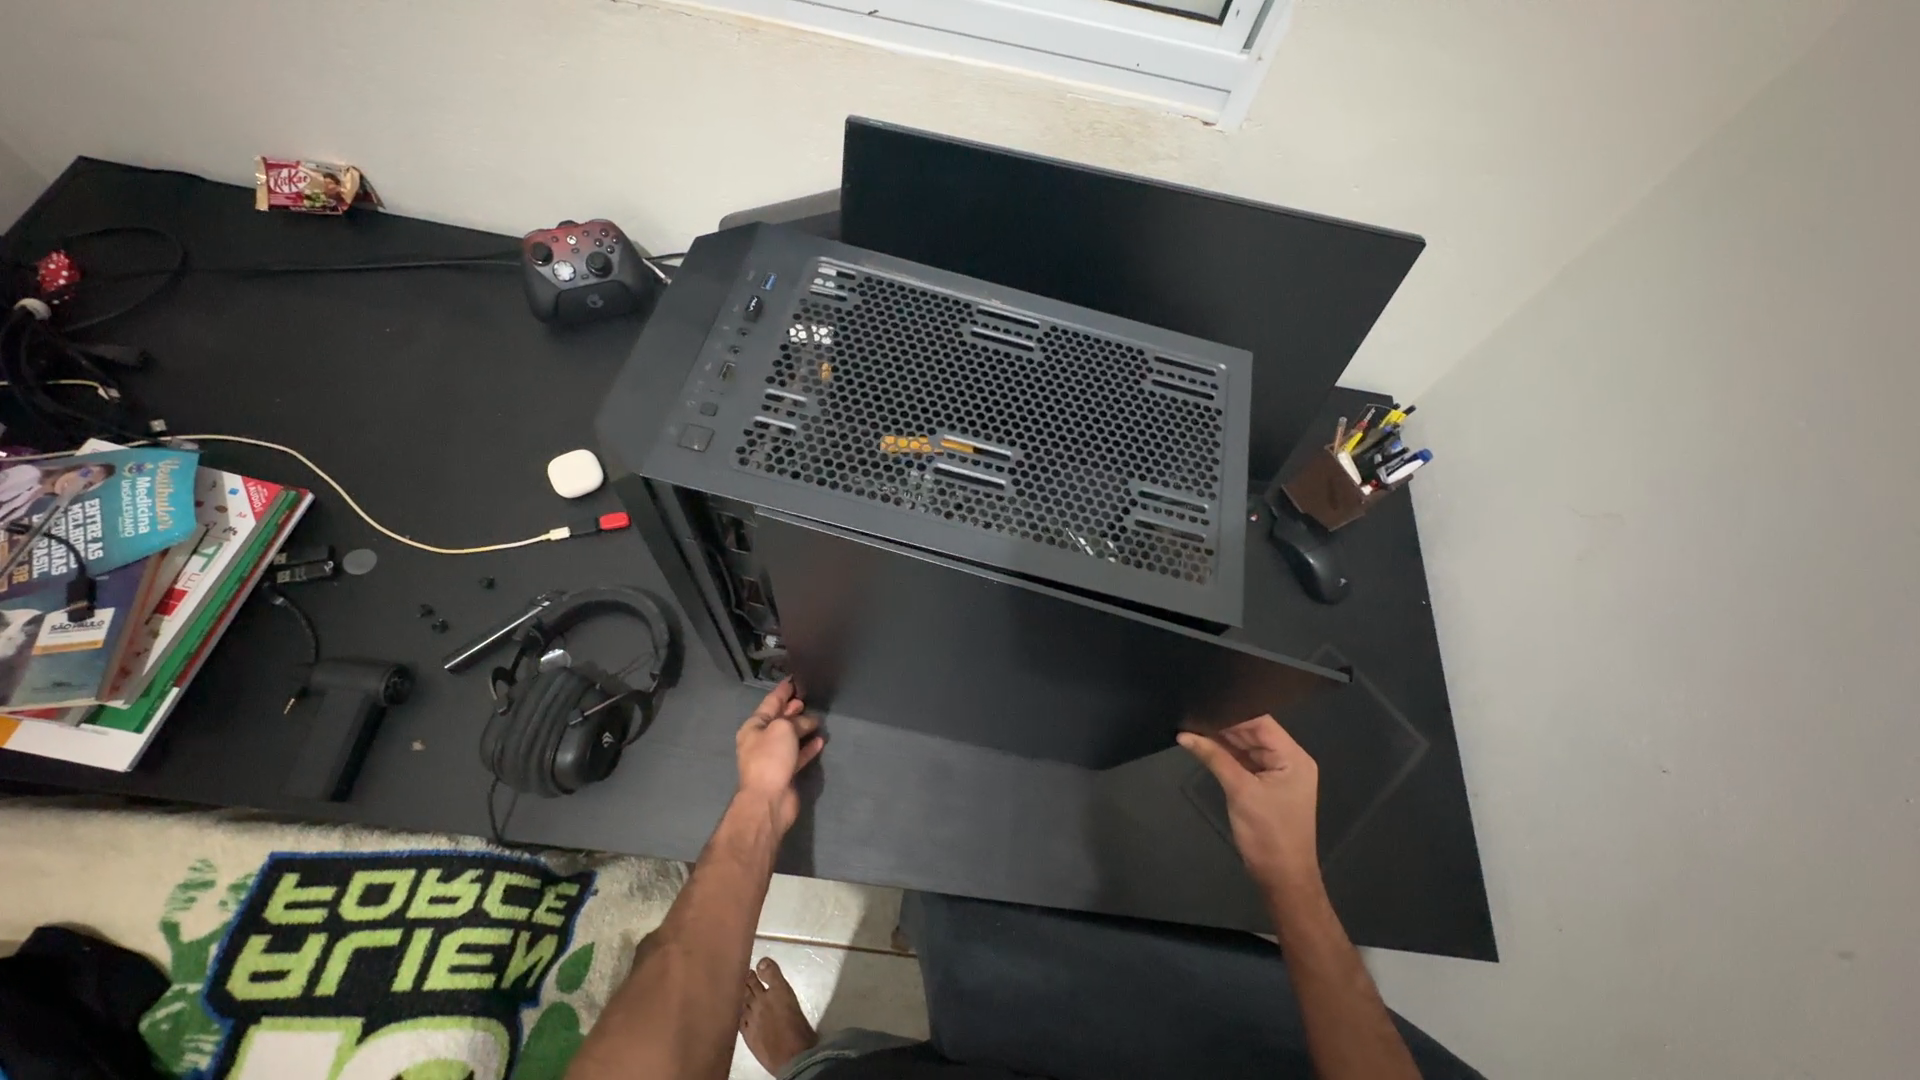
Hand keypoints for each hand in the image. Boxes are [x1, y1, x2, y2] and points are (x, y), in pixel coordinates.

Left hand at [735, 680, 823, 832]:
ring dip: (802, 728)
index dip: (782, 692)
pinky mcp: (785, 773)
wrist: (768, 799)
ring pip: (790, 738)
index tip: (792, 681)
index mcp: (754, 727)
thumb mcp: (783, 729)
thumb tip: (807, 723)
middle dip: (791, 709)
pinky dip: (808, 747)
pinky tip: (819, 741)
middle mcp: (761, 741)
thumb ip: (796, 721)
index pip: (770, 703)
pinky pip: (798, 754)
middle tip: (805, 699)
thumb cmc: (771, 758)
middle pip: (779, 720)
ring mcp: (773, 758)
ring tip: (817, 719)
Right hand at [1178, 715, 1320, 890]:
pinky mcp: (1266, 786)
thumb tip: (1184, 734)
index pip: (1262, 723)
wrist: (1281, 877)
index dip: (1234, 714)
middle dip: (1225, 726)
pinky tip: (1204, 746)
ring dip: (1223, 741)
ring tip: (1192, 726)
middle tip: (1193, 714)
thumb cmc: (1268, 833)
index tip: (1205, 705)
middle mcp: (1289, 761)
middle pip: (1254, 734)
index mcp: (1293, 758)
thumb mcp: (1240, 791)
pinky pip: (1245, 763)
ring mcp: (1278, 774)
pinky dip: (1227, 757)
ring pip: (1247, 748)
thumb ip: (1214, 758)